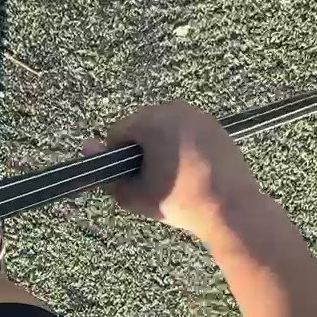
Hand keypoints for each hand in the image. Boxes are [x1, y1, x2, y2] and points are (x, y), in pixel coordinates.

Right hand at [82, 101, 268, 241]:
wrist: (230, 208)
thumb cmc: (179, 201)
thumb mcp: (133, 193)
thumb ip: (105, 171)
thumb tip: (85, 147)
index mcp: (153, 120)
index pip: (118, 132)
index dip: (115, 157)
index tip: (128, 177)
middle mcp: (175, 109)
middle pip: (141, 126)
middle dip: (140, 149)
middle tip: (149, 178)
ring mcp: (198, 115)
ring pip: (164, 127)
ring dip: (159, 146)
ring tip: (168, 175)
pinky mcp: (215, 125)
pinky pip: (185, 130)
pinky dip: (180, 145)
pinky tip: (186, 169)